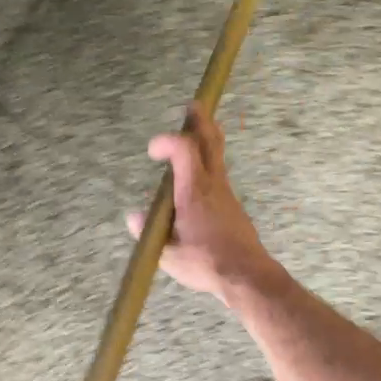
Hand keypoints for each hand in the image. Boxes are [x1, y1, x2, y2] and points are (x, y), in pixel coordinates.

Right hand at [127, 104, 279, 302]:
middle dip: (200, 120)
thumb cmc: (206, 263)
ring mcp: (226, 194)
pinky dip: (208, 163)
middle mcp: (213, 186)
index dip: (167, 141)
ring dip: (206, 140)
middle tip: (193, 105)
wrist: (247, 275)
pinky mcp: (232, 206)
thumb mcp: (169, 254)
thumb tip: (133, 218)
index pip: (183, 149)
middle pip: (210, 142)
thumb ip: (149, 234)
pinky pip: (219, 174)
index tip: (152, 151)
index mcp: (194, 192)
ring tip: (196, 132)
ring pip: (217, 156)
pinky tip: (199, 176)